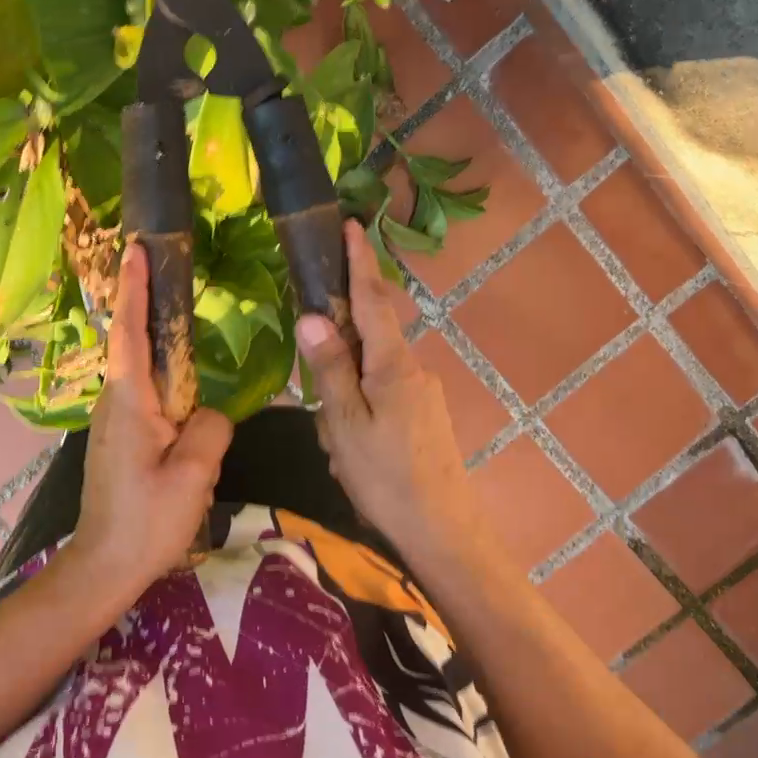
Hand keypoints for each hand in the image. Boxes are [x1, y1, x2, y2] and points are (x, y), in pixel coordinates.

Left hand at [70, 244, 233, 596]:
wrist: (103, 566)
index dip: (132, 288)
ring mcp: (115, 424)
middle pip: (136, 348)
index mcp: (129, 402)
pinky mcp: (122, 443)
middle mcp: (116, 404)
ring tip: (185, 353)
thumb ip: (210, 430)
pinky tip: (188, 416)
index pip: (129, 331)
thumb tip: (210, 414)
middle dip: (148, 309)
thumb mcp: (192, 477)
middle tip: (168, 271)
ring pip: (148, 381)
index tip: (134, 248)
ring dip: (165, 362)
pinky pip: (150, 406)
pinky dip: (168, 394)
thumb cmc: (145, 522)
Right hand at [295, 223, 475, 551]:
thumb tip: (313, 315)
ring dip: (344, 406)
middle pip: (366, 343)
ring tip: (340, 452)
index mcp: (393, 365)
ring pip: (368, 381)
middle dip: (336, 363)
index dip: (360, 262)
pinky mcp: (423, 418)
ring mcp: (422, 395)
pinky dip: (358, 421)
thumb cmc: (386, 477)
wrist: (444, 533)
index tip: (352, 224)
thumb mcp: (345, 425)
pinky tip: (353, 459)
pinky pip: (380, 403)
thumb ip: (329, 369)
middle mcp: (413, 371)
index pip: (373, 300)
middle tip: (323, 413)